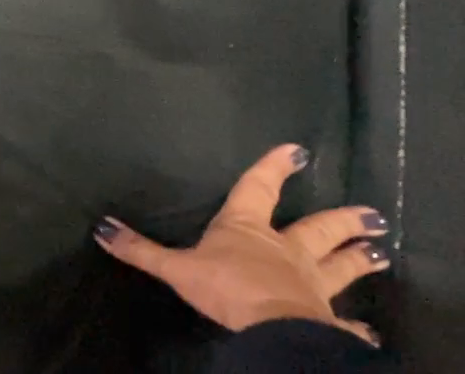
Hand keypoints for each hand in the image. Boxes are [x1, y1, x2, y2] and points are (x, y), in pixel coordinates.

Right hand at [95, 144, 389, 344]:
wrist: (276, 330)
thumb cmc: (227, 286)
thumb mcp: (175, 267)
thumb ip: (140, 248)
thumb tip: (100, 227)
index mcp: (246, 230)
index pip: (258, 190)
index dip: (273, 170)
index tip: (296, 151)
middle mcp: (285, 250)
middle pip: (317, 229)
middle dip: (342, 221)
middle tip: (371, 214)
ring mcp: (311, 283)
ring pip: (341, 266)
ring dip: (359, 258)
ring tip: (382, 250)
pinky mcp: (326, 316)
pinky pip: (344, 320)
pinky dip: (355, 324)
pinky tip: (367, 328)